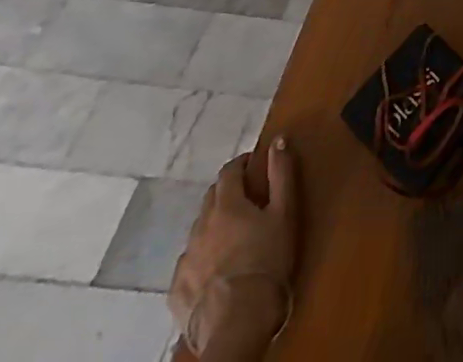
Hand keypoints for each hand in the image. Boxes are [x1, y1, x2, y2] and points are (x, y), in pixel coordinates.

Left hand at [169, 136, 299, 358]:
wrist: (237, 323)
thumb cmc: (267, 262)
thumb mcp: (284, 214)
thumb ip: (282, 175)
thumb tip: (279, 140)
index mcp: (226, 204)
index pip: (229, 171)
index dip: (241, 165)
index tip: (252, 166)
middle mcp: (200, 225)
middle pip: (212, 198)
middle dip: (227, 194)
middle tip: (247, 204)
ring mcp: (186, 258)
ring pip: (200, 231)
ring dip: (214, 229)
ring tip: (234, 243)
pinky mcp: (178, 289)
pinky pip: (191, 266)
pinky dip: (203, 262)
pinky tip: (217, 275)